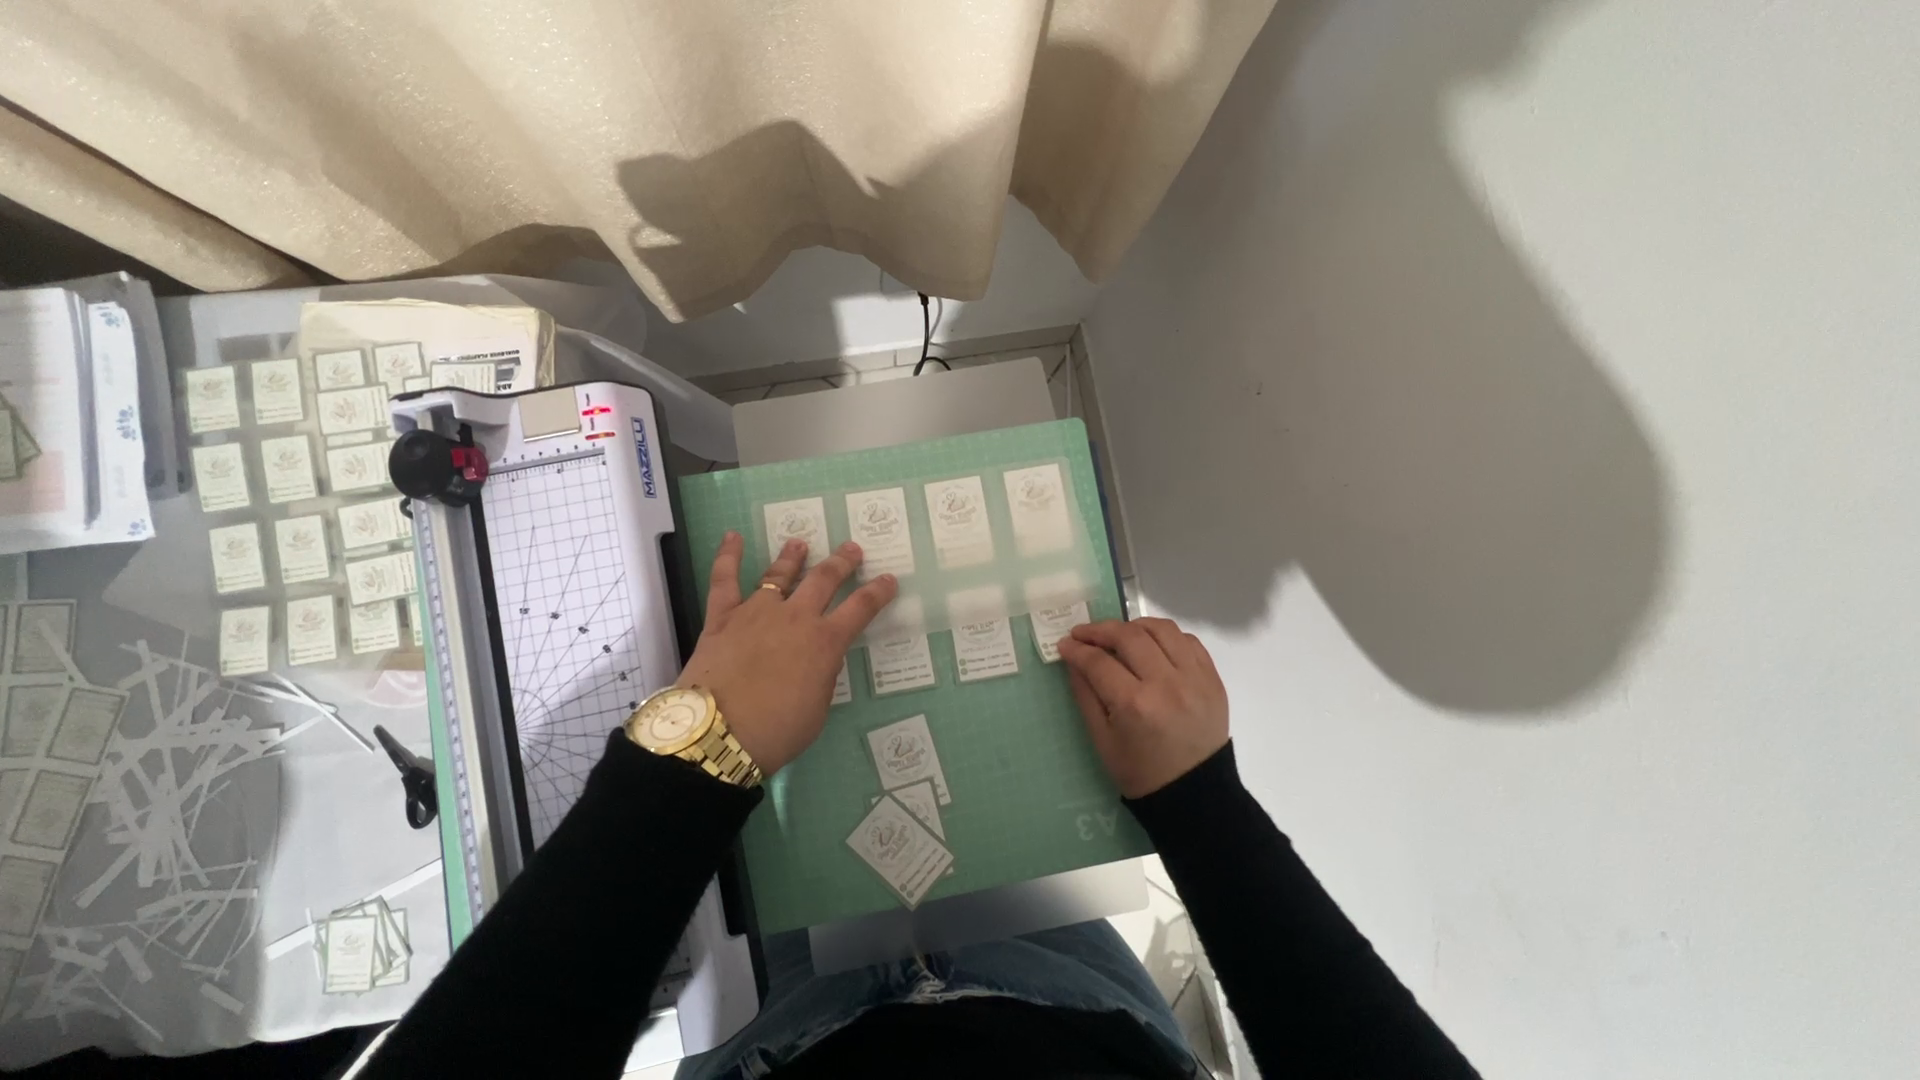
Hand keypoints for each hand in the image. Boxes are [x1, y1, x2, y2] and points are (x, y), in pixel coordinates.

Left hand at [675, 532, 896, 774]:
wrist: (719, 734)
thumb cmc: (777, 731)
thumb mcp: (817, 708)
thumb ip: (822, 675)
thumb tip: (818, 657)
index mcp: (825, 642)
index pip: (860, 608)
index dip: (878, 592)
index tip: (889, 579)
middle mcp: (795, 618)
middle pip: (824, 579)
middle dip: (842, 562)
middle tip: (851, 549)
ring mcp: (756, 612)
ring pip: (779, 574)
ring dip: (793, 557)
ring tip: (800, 543)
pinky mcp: (722, 617)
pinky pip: (724, 580)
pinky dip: (728, 556)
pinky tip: (732, 537)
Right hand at [1057, 617, 1228, 797]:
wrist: (1194, 792)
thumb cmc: (1141, 772)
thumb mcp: (1102, 739)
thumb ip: (1085, 694)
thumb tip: (1073, 659)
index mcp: (1134, 705)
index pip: (1098, 662)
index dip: (1077, 649)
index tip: (1065, 644)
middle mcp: (1166, 684)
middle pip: (1129, 636)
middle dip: (1100, 630)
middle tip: (1084, 634)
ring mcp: (1194, 678)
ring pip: (1162, 630)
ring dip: (1135, 626)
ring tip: (1119, 634)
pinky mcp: (1212, 679)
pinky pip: (1189, 641)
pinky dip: (1167, 637)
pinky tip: (1152, 646)